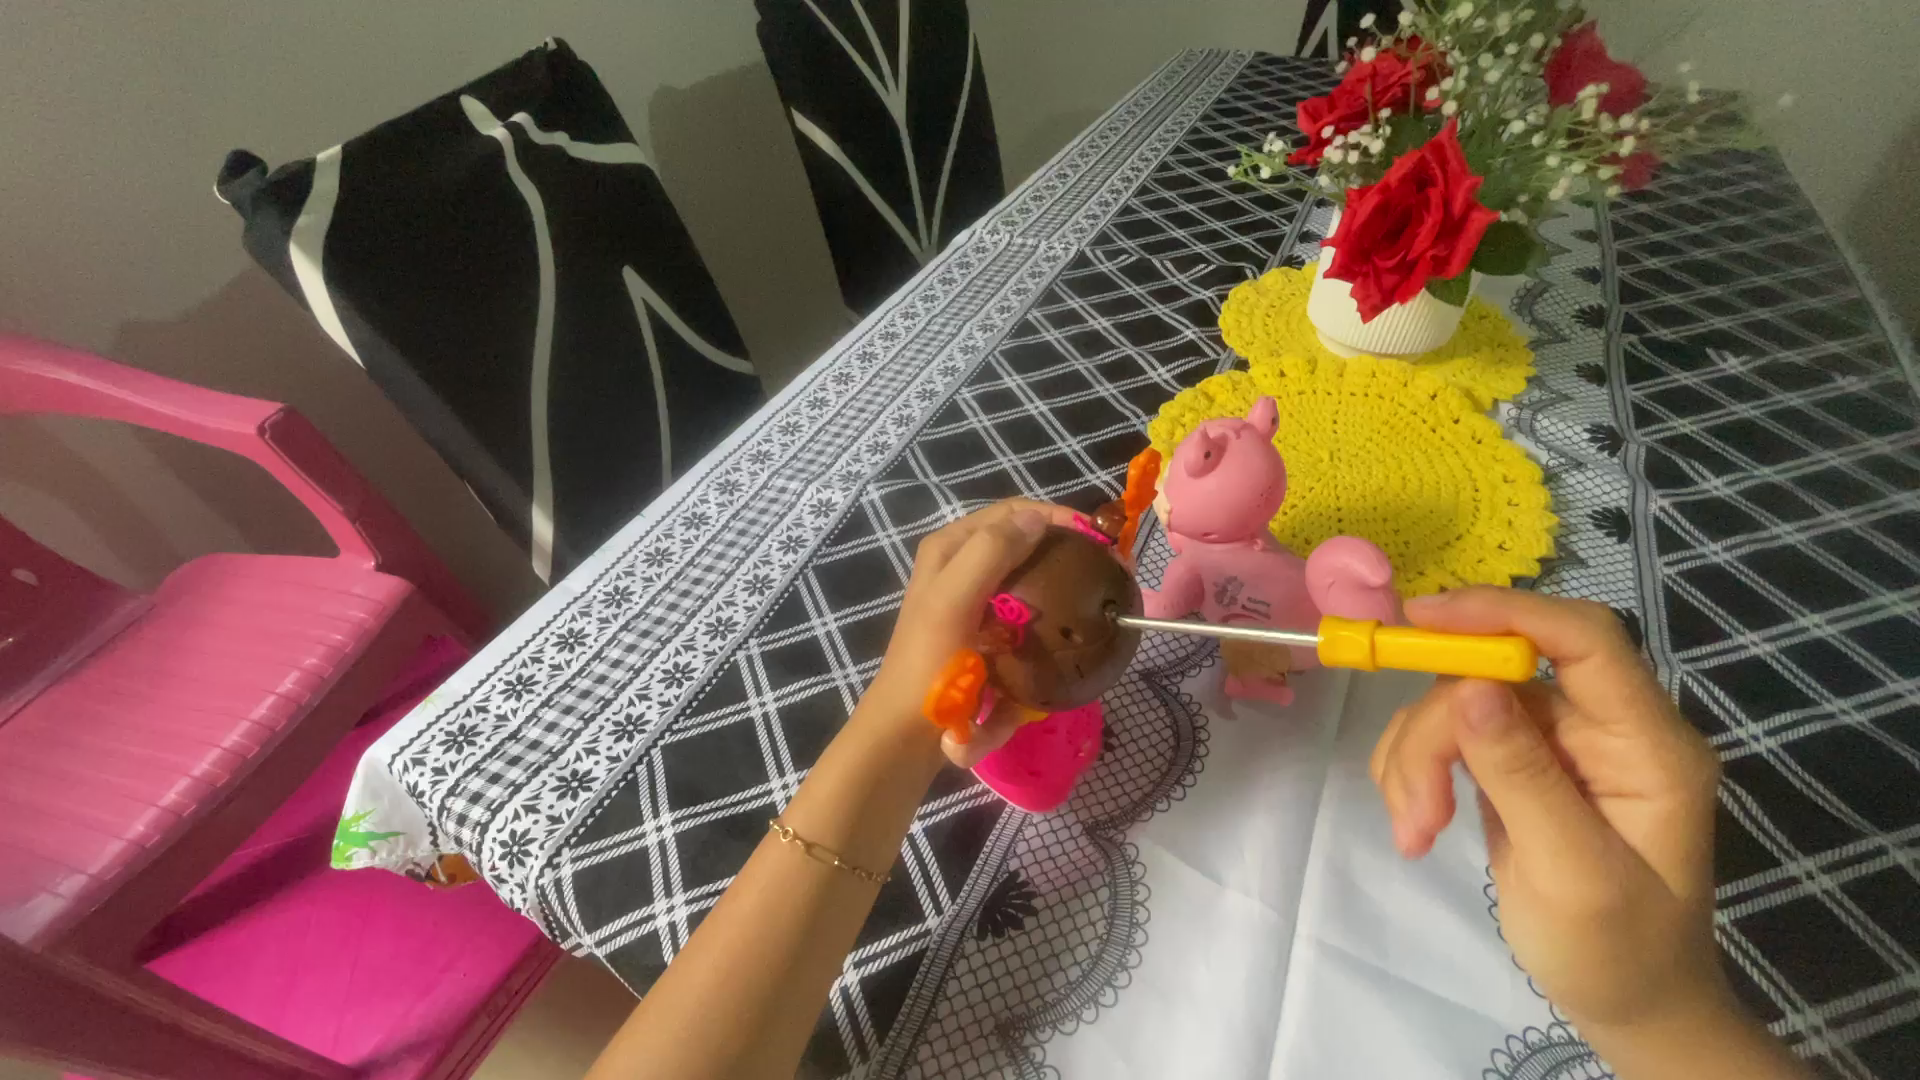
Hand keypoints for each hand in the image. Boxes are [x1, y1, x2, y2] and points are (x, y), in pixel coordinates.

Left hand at [862, 499, 1083, 767]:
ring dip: (1059, 581)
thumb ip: (990, 553)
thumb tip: (1038, 518)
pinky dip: (1045, 617)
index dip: (1056, 517)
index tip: (1100, 540)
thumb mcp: (953, 602)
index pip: (1012, 513)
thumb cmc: (929, 667)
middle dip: (1064, 549)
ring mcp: (972, 601)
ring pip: (1027, 577)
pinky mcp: (984, 633)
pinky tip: (1068, 627)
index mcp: (950, 548)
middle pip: (1023, 542)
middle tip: (1106, 568)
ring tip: (1096, 595)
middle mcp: (960, 566)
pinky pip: (1025, 615)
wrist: (907, 734)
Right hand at [1368, 588, 1729, 1038]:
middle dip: (1433, 734)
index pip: (1581, 639)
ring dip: (1413, 761)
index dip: (1503, 612)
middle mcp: (1595, 724)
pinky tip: (1416, 822)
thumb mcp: (1570, 871)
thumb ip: (1522, 776)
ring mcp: (1547, 738)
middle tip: (1415, 804)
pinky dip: (1409, 771)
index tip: (1419, 619)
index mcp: (1644, 744)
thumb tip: (1467, 688)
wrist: (1621, 999)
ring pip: (1448, 704)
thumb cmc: (1614, 948)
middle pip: (1487, 677)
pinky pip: (1435, 733)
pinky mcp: (1505, 755)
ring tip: (1416, 829)